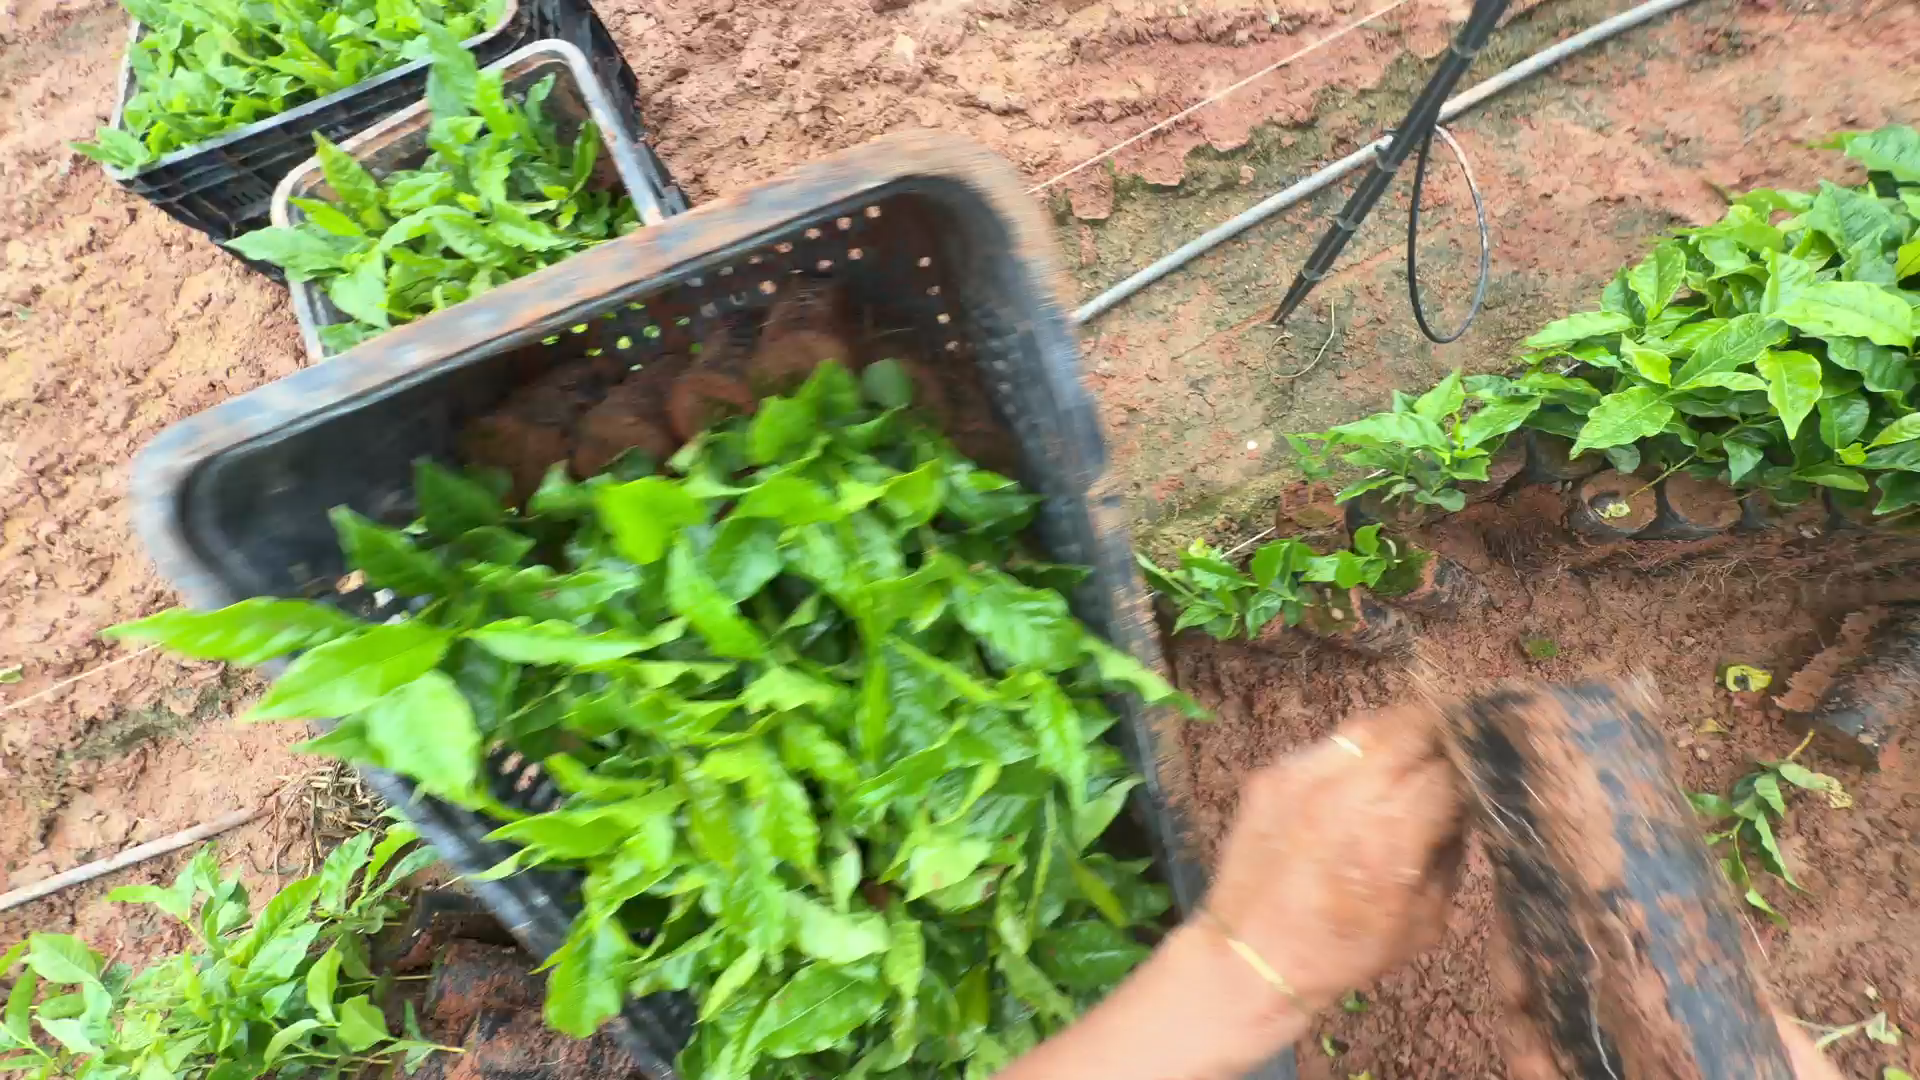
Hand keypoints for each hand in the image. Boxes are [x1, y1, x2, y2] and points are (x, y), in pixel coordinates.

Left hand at [1201, 702, 1465, 1013]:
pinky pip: (1324, 745)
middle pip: (1407, 731)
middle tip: (1458, 738)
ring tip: (1418, 740)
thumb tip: (1465, 804)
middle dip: (1440, 733)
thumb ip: (1449, 853)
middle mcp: (1342, 793)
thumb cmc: (1346, 948)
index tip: (1485, 768)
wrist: (1252, 949)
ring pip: (1364, 727)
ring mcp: (1299, 777)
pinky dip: (1354, 749)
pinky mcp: (1269, 773)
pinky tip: (1364, 766)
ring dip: (1399, 729)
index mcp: (1388, 835)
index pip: (1447, 773)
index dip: (1472, 768)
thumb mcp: (1425, 918)